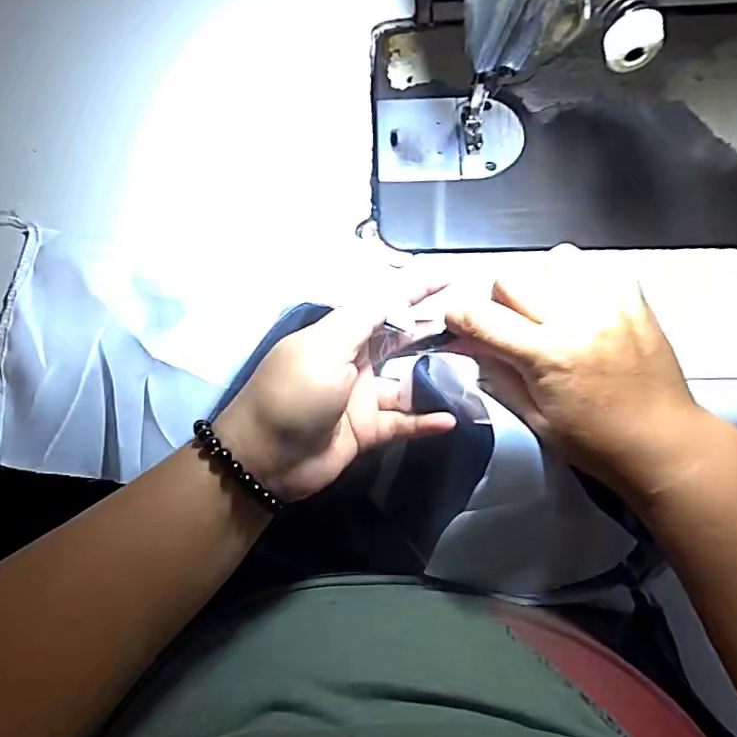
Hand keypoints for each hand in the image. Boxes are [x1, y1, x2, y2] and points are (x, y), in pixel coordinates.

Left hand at [214, 293, 458, 502]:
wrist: (265, 459)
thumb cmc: (292, 396)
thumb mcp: (324, 348)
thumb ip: (362, 322)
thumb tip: (394, 297)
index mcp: (338, 336)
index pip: (382, 305)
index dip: (414, 289)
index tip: (448, 277)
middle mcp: (352, 363)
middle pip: (400, 341)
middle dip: (431, 330)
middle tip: (471, 325)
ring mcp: (360, 398)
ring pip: (406, 383)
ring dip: (434, 378)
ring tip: (471, 371)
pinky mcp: (366, 431)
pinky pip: (402, 422)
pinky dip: (425, 421)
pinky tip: (448, 419)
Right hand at [444, 256, 713, 500]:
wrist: (659, 440)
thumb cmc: (594, 441)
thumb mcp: (534, 417)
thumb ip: (498, 374)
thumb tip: (471, 345)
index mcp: (548, 355)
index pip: (481, 316)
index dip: (459, 317)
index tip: (459, 325)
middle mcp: (577, 319)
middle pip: (513, 276)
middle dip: (499, 299)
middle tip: (508, 325)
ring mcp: (609, 304)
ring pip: (554, 259)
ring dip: (540, 281)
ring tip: (547, 310)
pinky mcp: (633, 300)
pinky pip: (595, 267)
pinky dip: (578, 280)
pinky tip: (579, 308)